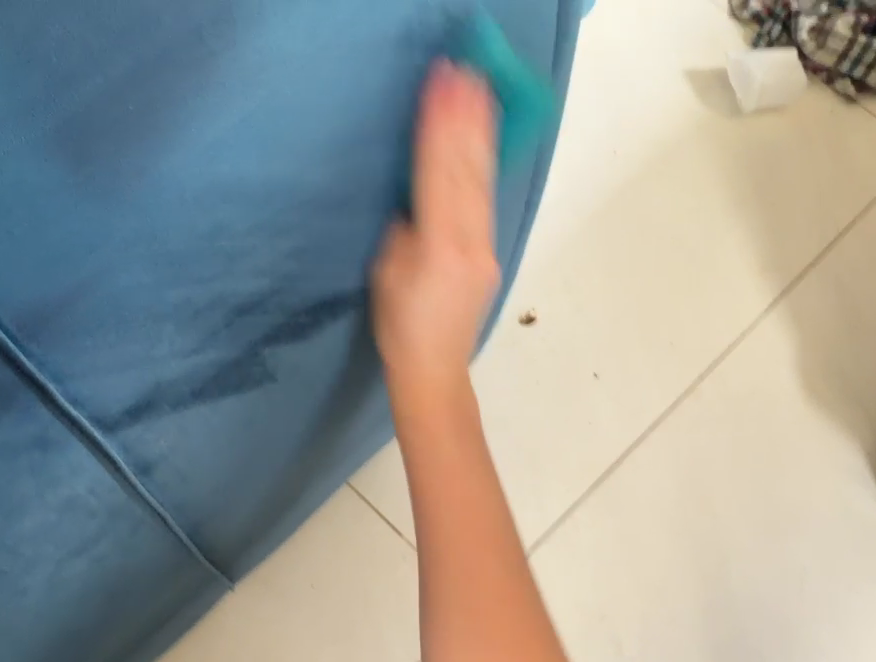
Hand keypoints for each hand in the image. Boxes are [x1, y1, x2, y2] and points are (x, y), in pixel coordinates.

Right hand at [371, 60, 500, 395]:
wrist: (435, 372)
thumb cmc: (400, 330)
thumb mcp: (386, 276)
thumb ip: (404, 232)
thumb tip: (416, 201)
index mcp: (438, 248)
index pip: (438, 176)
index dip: (438, 130)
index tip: (440, 88)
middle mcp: (470, 244)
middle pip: (466, 173)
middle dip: (464, 122)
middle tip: (464, 76)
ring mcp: (485, 250)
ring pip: (482, 184)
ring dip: (479, 136)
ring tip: (479, 94)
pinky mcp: (489, 257)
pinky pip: (485, 202)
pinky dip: (483, 166)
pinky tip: (482, 141)